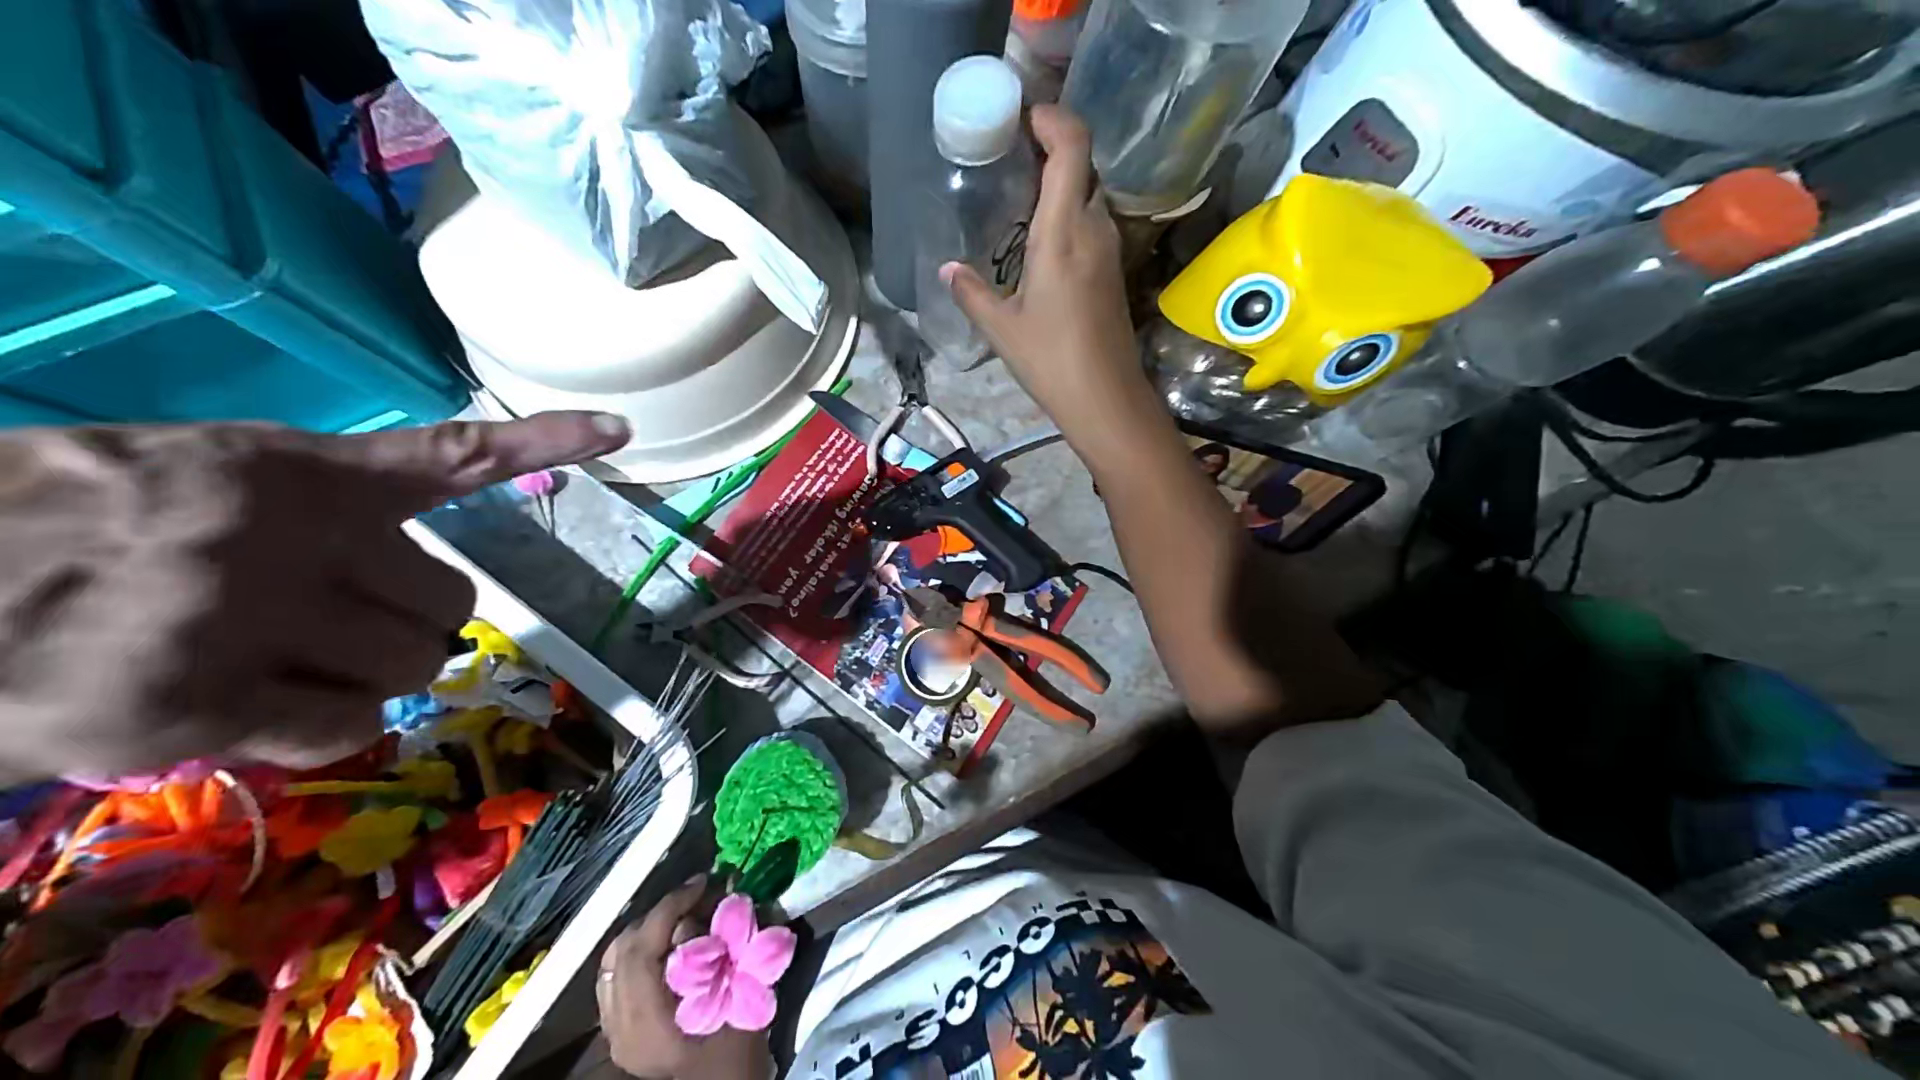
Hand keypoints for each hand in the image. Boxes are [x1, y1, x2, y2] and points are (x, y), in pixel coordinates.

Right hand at [0, 412, 630, 778]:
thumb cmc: (39, 526)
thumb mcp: (188, 478)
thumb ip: (312, 510)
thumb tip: (402, 560)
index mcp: (290, 470)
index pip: (454, 452)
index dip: (546, 441)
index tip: (618, 428)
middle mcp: (287, 536)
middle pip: (451, 599)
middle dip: (414, 620)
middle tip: (341, 624)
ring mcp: (246, 620)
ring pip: (412, 664)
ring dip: (374, 674)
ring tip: (285, 665)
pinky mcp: (194, 707)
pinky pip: (346, 725)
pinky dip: (326, 725)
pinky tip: (254, 712)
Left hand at [598, 876, 773, 1079]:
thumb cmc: (734, 1064)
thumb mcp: (743, 1005)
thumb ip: (733, 953)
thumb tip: (730, 901)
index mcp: (645, 1024)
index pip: (641, 949)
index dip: (669, 906)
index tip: (703, 883)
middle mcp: (619, 1028)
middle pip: (623, 949)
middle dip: (661, 913)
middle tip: (700, 897)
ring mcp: (614, 1033)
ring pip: (616, 961)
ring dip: (651, 930)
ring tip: (688, 916)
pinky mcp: (620, 1034)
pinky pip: (618, 978)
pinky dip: (644, 952)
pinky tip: (675, 947)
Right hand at [942, 105, 1151, 451]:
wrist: (1106, 398)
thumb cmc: (1051, 360)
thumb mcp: (1001, 328)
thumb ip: (971, 292)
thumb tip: (947, 269)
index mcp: (1063, 232)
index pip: (1072, 147)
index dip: (1052, 119)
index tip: (1024, 119)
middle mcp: (1093, 229)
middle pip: (1084, 164)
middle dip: (1052, 149)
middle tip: (1012, 159)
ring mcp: (1109, 249)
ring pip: (1090, 194)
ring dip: (1062, 183)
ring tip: (1021, 197)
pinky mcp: (1113, 270)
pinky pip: (1093, 222)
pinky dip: (1070, 212)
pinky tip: (1042, 239)